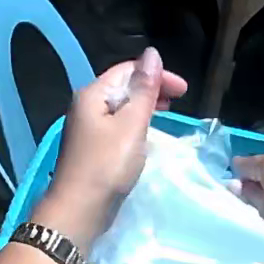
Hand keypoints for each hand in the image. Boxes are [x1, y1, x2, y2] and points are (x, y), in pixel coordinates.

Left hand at [33, 48, 185, 248]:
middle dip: (152, 89)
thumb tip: (152, 54)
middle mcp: (86, 106)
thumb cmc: (107, 165)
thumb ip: (144, 90)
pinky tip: (146, 135)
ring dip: (144, 106)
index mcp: (92, 94)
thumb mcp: (132, 125)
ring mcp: (87, 128)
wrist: (79, 209)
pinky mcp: (92, 148)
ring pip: (120, 107)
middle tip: (178, 102)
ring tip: (166, 115)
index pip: (128, 70)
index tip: (184, 92)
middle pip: (122, 86)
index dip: (157, 74)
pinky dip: (135, 123)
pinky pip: (117, 125)